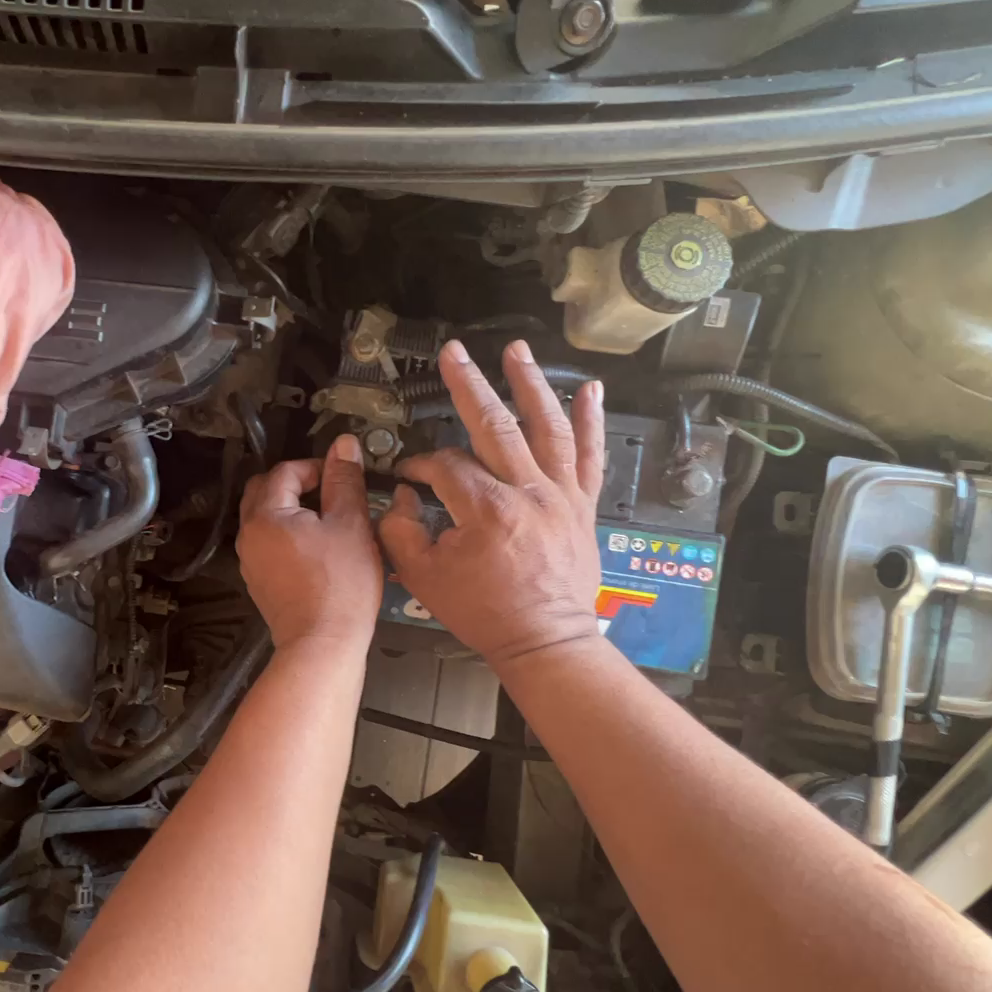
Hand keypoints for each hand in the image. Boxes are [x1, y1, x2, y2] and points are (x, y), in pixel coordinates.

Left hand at [236, 434, 383, 649]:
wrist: (322, 644)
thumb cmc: (341, 584)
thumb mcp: (350, 524)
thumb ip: (345, 480)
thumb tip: (343, 444)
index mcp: (266, 514)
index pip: (285, 471)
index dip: (315, 467)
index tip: (342, 478)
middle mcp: (248, 534)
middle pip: (265, 491)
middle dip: (296, 484)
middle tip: (330, 494)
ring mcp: (249, 560)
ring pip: (264, 519)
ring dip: (290, 510)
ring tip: (326, 521)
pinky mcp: (258, 582)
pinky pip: (267, 545)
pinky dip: (286, 536)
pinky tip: (316, 550)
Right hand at [380, 339, 606, 665]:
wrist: (545, 640)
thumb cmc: (482, 611)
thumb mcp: (422, 577)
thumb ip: (400, 531)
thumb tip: (401, 497)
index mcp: (485, 509)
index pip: (445, 466)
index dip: (420, 466)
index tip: (408, 476)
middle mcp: (527, 492)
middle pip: (494, 426)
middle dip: (468, 387)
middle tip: (453, 353)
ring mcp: (562, 495)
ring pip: (547, 428)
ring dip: (530, 385)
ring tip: (517, 351)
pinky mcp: (583, 505)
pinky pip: (591, 456)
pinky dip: (591, 421)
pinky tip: (590, 390)